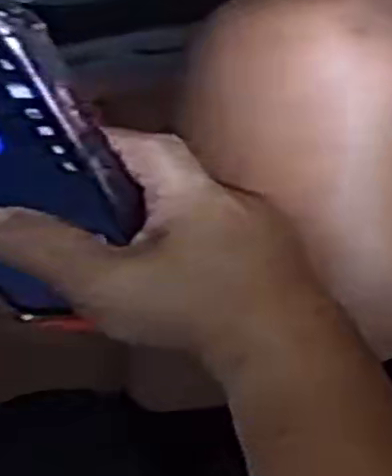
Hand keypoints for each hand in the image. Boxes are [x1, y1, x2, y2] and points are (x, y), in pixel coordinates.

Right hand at [0, 130, 336, 374]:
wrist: (280, 336)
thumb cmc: (195, 304)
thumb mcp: (101, 280)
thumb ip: (45, 244)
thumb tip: (0, 214)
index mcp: (202, 194)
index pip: (154, 146)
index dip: (106, 139)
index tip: (58, 143)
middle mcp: (241, 198)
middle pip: (175, 176)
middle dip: (120, 182)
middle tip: (65, 195)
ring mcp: (264, 223)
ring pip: (196, 204)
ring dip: (149, 212)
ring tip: (98, 232)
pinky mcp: (272, 248)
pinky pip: (217, 227)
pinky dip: (178, 234)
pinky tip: (151, 261)